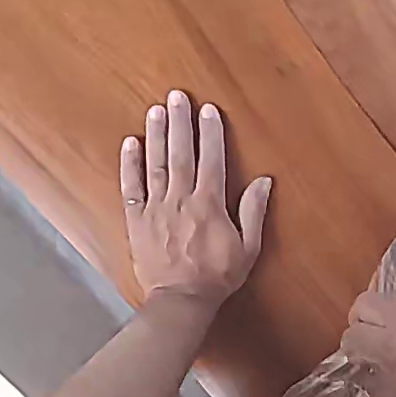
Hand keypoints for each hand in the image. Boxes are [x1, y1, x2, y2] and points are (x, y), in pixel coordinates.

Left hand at [122, 90, 271, 309]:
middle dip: (180, 123)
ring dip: (156, 136)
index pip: (211, 159)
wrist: (181, 300)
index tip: (209, 110)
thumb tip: (265, 181)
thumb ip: (254, 212)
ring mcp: (156, 209)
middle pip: (181, 154)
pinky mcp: (137, 221)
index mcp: (209, 204)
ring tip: (156, 110)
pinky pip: (131, 188)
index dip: (211, 132)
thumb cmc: (217, 277)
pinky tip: (130, 144)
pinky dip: (130, 166)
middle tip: (177, 96)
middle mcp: (181, 199)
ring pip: (156, 165)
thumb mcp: (247, 249)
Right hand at [341, 293, 395, 396]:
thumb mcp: (389, 393)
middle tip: (368, 340)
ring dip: (380, 316)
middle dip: (360, 322)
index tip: (358, 360)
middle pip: (362, 304)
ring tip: (389, 335)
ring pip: (385, 299)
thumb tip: (358, 367)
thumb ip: (367, 377)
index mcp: (386, 344)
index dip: (350, 350)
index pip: (351, 335)